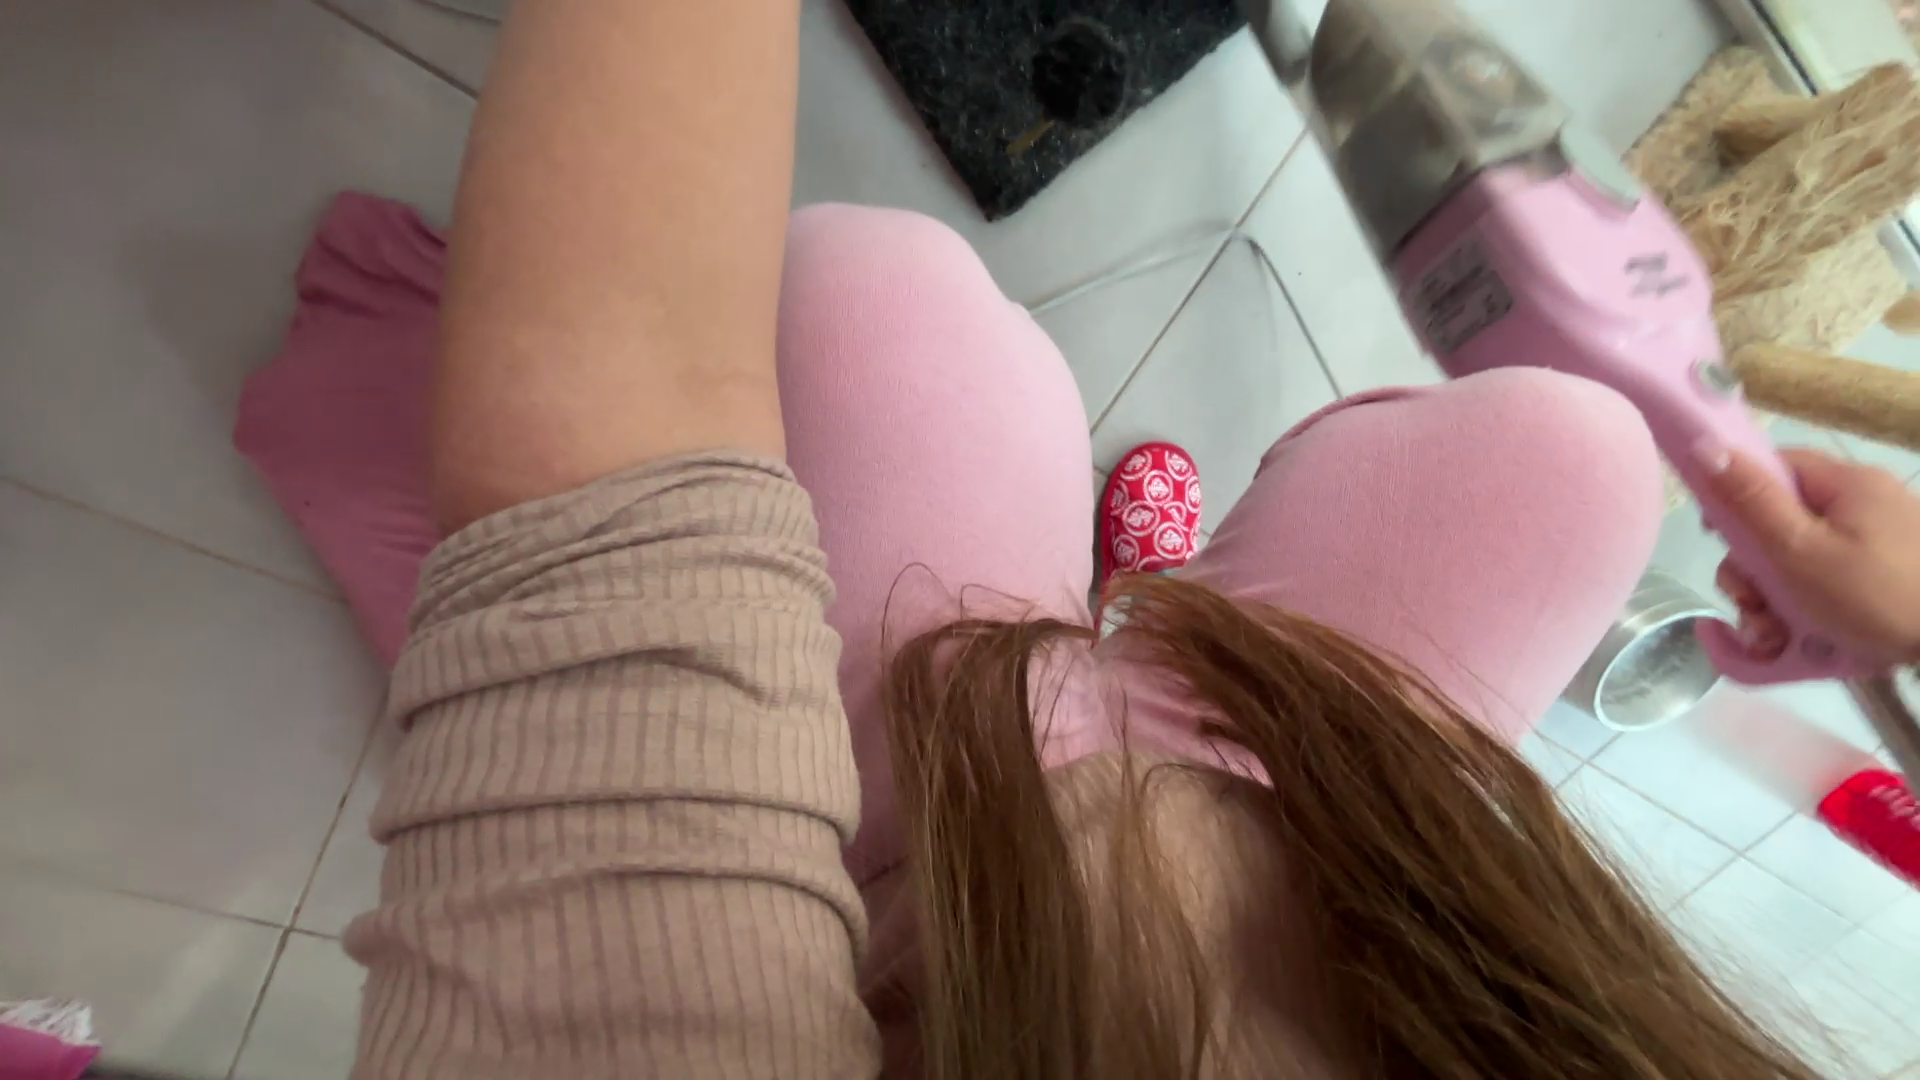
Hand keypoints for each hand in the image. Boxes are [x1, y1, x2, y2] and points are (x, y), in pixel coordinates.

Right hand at [1702, 447, 1919, 662]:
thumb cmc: (1872, 595)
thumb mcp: (1795, 546)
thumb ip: (1748, 497)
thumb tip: (1705, 447)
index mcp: (1849, 485)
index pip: (1773, 465)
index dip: (1733, 492)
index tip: (1715, 532)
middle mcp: (1864, 505)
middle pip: (1773, 518)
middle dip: (1746, 564)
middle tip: (1746, 597)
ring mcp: (1872, 541)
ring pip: (1787, 555)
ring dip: (1762, 593)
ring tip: (1767, 628)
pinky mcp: (1876, 573)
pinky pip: (1814, 578)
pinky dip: (1791, 605)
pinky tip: (1785, 634)